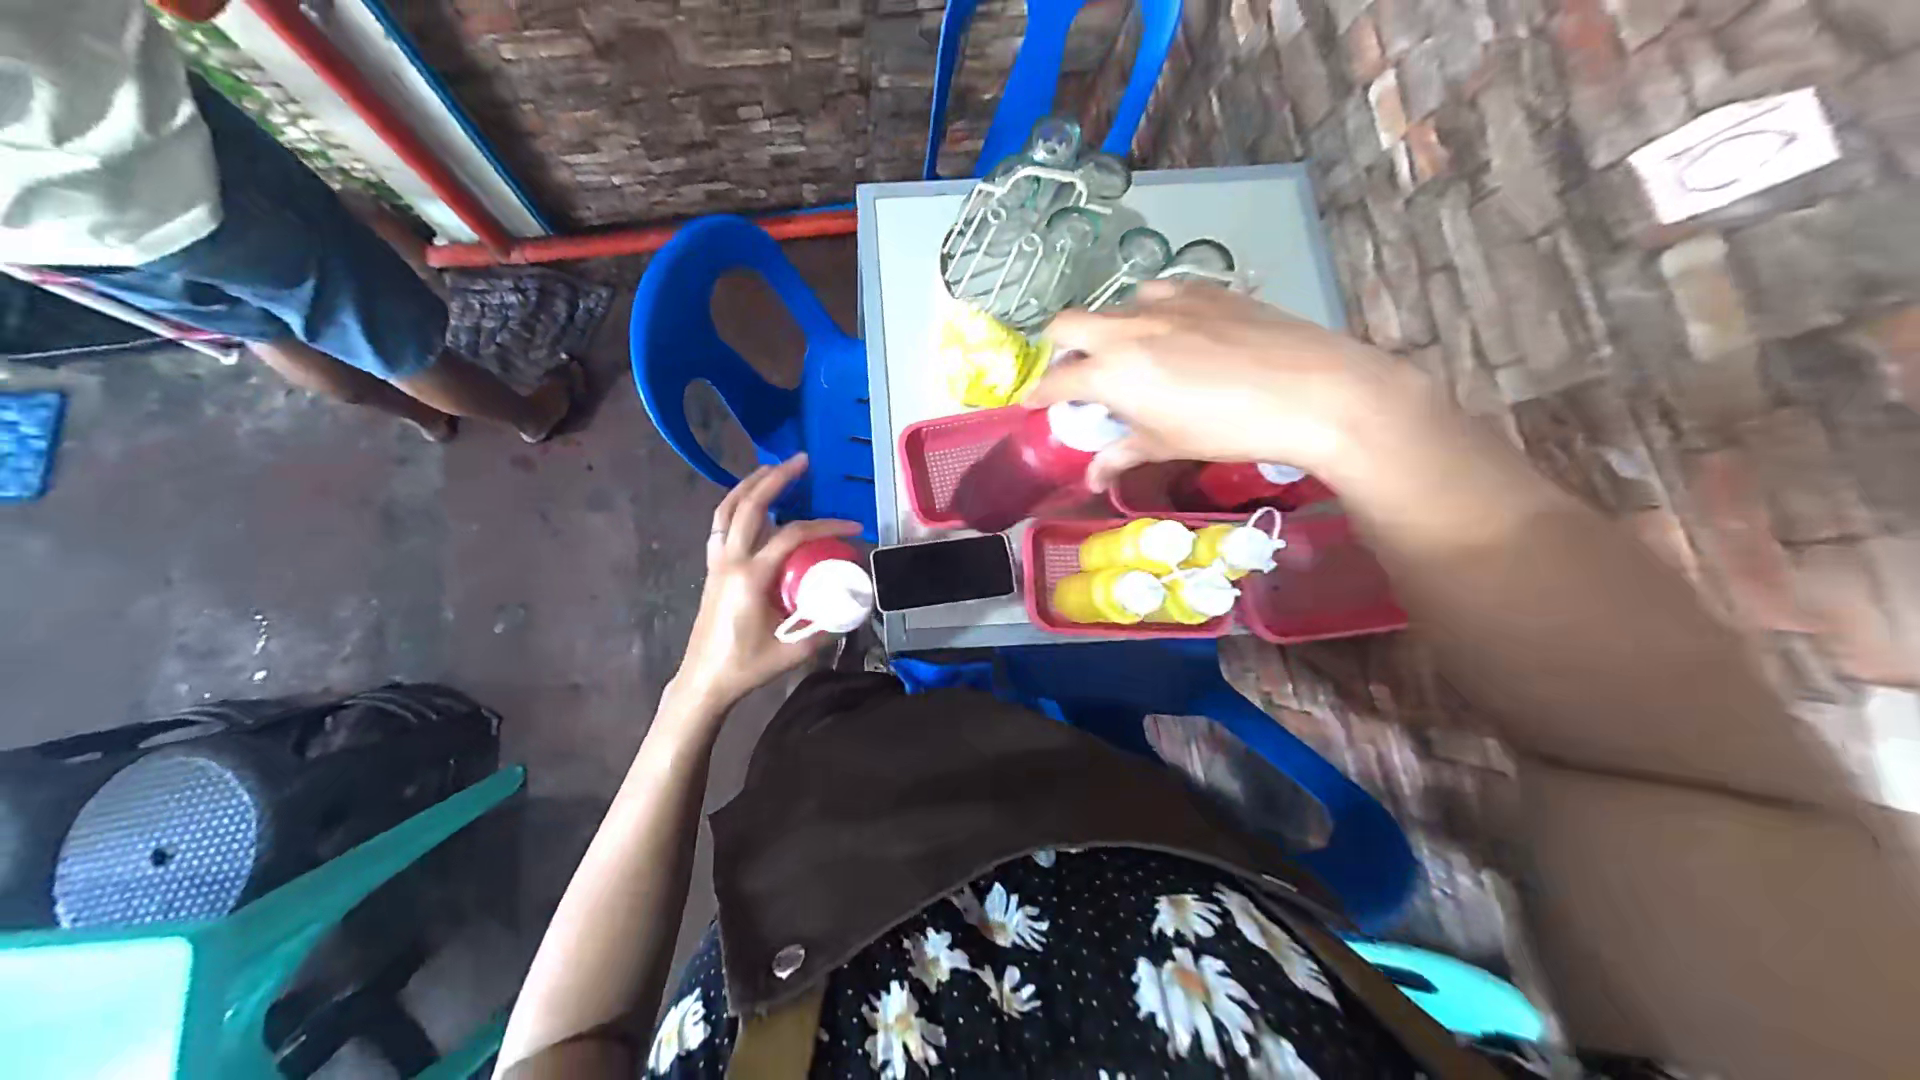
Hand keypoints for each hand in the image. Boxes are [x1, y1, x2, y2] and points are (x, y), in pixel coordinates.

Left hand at [669, 455, 862, 713]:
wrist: (705, 680)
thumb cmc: (746, 666)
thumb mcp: (793, 650)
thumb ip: (825, 625)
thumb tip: (853, 605)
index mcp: (750, 577)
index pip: (791, 536)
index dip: (825, 526)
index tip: (852, 527)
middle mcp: (730, 561)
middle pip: (750, 506)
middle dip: (776, 478)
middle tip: (800, 461)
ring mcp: (717, 562)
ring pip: (727, 510)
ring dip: (750, 485)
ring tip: (772, 469)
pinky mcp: (713, 569)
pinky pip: (721, 525)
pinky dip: (736, 505)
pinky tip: (751, 503)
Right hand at [1031, 282, 1430, 491]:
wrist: (1312, 390)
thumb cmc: (1228, 429)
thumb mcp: (1168, 446)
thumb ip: (1121, 455)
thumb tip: (1093, 479)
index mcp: (1111, 372)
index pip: (1055, 381)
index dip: (1038, 396)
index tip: (1034, 405)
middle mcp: (1127, 328)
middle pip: (1066, 324)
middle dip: (1058, 350)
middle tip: (1075, 376)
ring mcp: (1165, 301)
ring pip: (1114, 307)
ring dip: (1107, 331)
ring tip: (1131, 356)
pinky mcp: (1203, 288)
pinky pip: (1158, 293)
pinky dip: (1150, 313)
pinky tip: (1174, 332)